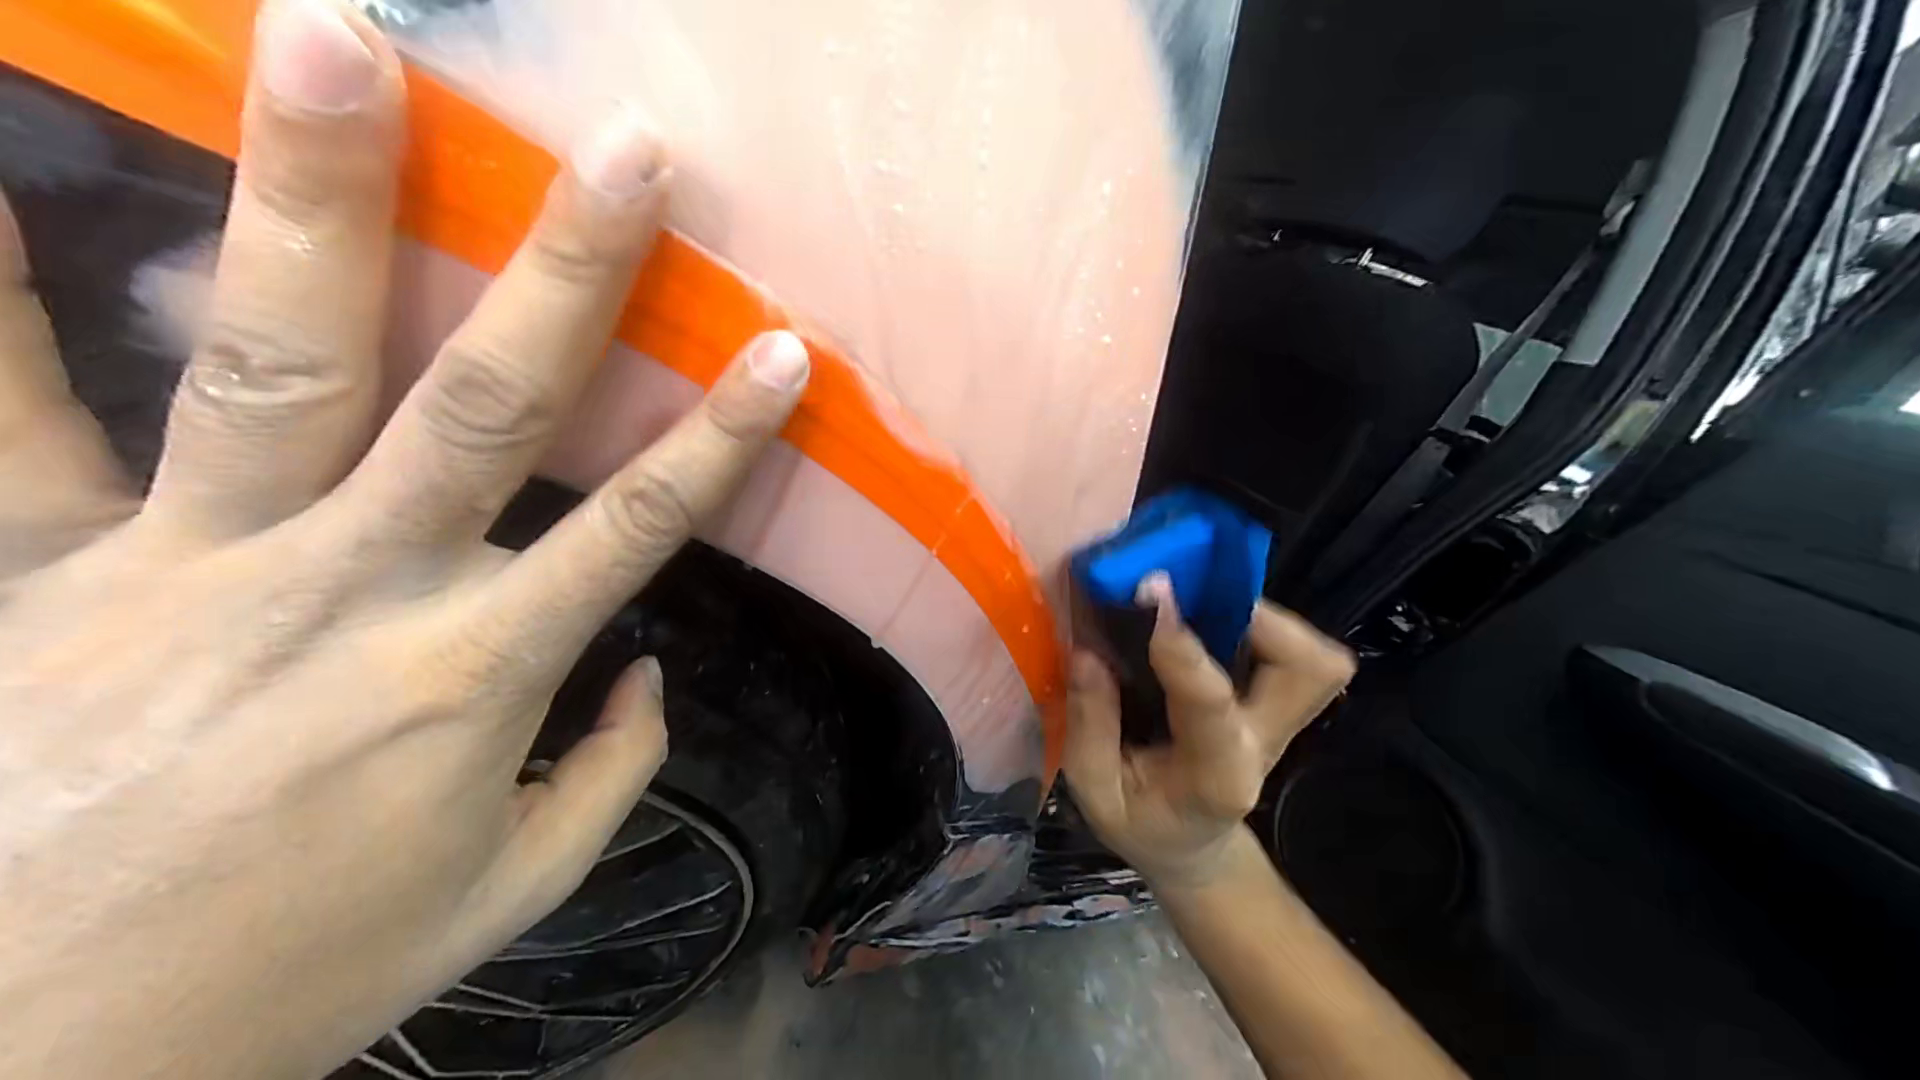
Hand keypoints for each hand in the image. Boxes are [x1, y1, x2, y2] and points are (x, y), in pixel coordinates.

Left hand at [0, 3, 808, 1077]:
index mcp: (478, 673)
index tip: (785, 347)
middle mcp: (355, 586)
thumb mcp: (510, 891)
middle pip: (486, 398)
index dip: (724, 431)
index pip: (643, 522)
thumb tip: (649, 674)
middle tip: (625, 148)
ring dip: (317, 197)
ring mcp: (182, 566)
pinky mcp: (23, 575)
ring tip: (339, 39)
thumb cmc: (303, 978)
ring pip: (274, 355)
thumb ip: (610, 774)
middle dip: (568, 267)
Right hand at [1064, 581, 1356, 888]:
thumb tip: (1087, 653)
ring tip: (1198, 598)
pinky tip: (1205, 616)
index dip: (1183, 648)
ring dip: (1264, 617)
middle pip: (1310, 672)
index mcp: (1215, 776)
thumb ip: (1090, 727)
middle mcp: (1263, 742)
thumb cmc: (1141, 820)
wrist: (1191, 844)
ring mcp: (1281, 722)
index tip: (1152, 596)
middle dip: (1260, 619)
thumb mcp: (1096, 790)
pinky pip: (1295, 651)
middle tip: (1191, 592)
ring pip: (1315, 658)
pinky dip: (1257, 623)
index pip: (1211, 706)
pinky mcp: (1278, 703)